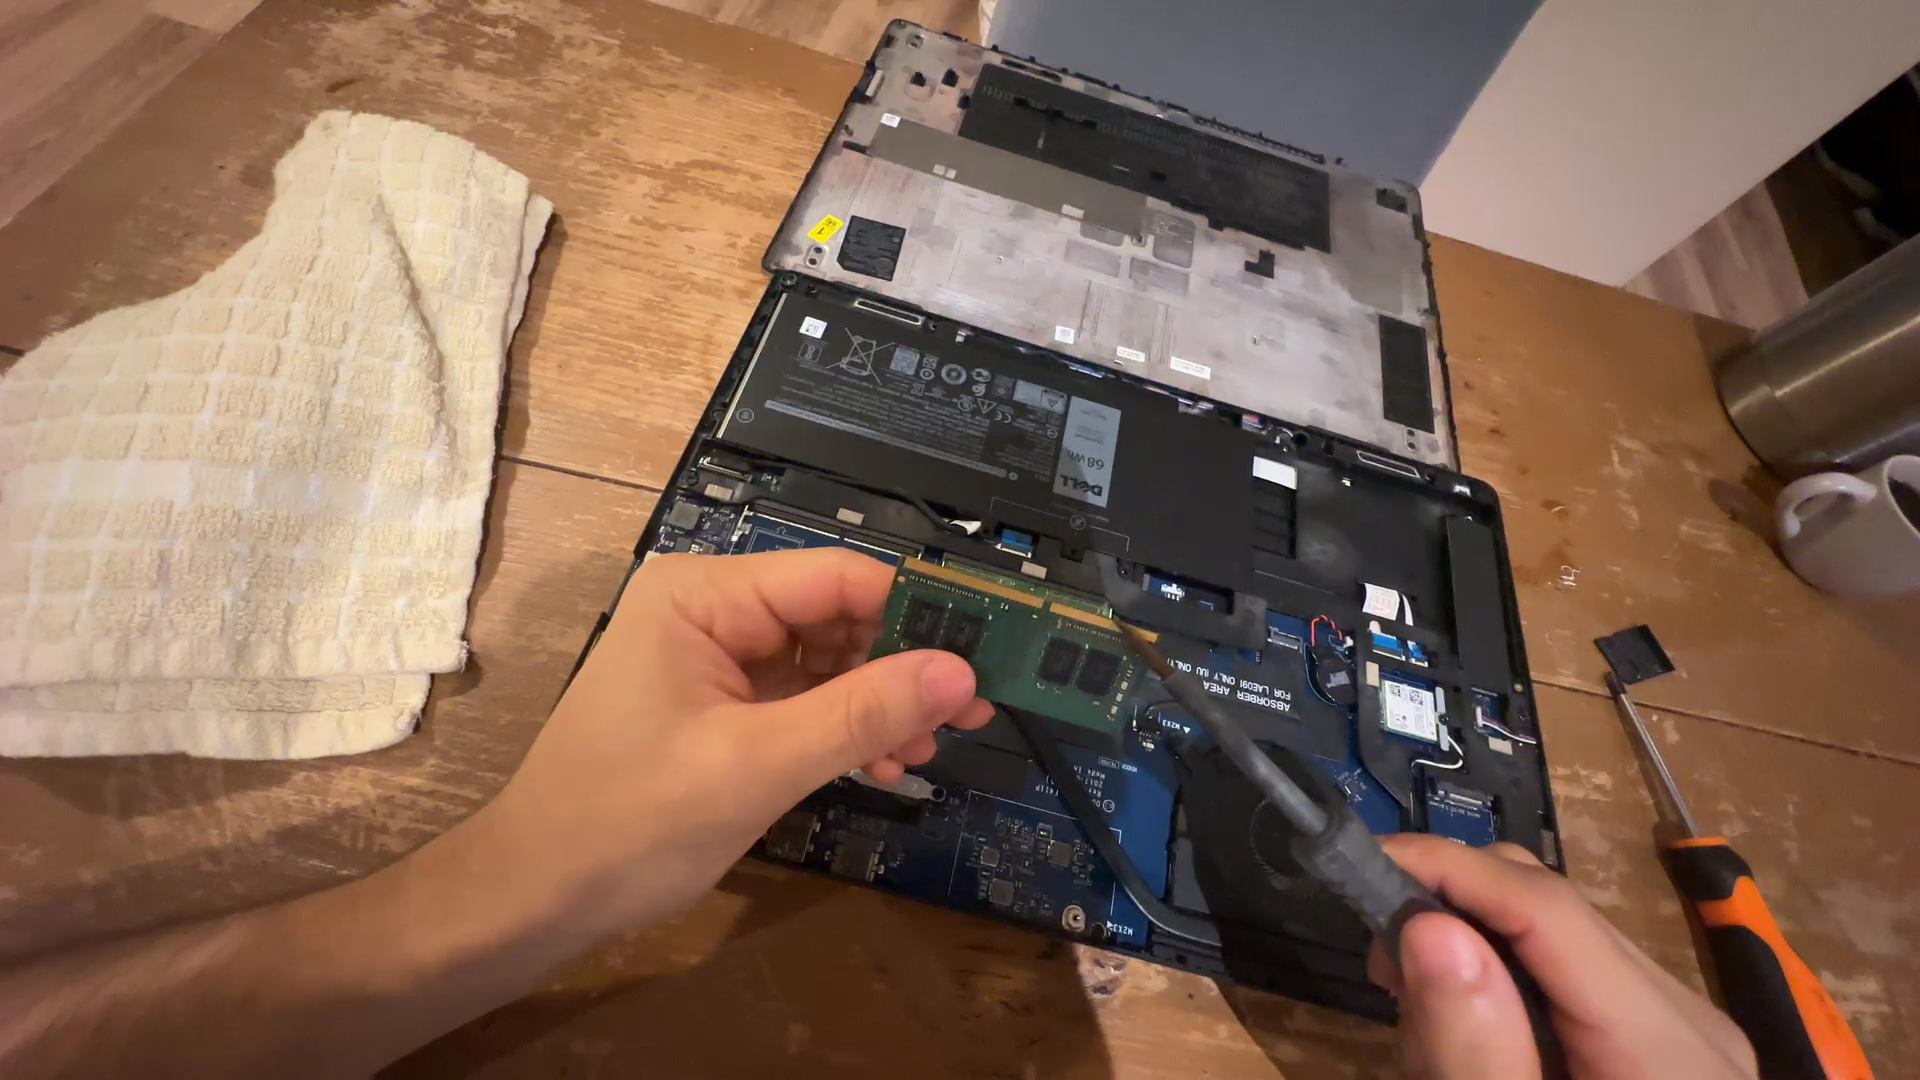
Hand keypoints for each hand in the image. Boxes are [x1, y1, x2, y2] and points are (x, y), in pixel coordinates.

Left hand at [460, 549, 991, 937]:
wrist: (538, 900)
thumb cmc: (628, 823)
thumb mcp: (756, 766)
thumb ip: (862, 713)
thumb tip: (962, 673)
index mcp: (707, 593)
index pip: (836, 577)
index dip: (913, 608)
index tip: (981, 649)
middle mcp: (719, 608)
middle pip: (839, 617)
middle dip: (901, 667)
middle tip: (966, 711)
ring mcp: (726, 654)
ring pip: (833, 660)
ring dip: (881, 704)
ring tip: (928, 748)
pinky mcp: (733, 699)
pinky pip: (810, 696)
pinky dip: (850, 727)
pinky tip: (886, 762)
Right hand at [1370, 835, 1756, 1079]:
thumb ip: (1473, 1050)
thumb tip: (1425, 925)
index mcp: (1670, 1051)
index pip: (1545, 908)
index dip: (1445, 866)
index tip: (1354, 866)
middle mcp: (1685, 1019)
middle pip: (1542, 901)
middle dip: (1444, 902)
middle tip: (1380, 964)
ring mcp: (1674, 1024)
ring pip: (1540, 918)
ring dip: (1457, 932)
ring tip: (1417, 1008)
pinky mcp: (1649, 1034)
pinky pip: (1550, 955)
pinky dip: (1485, 963)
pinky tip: (1462, 1021)